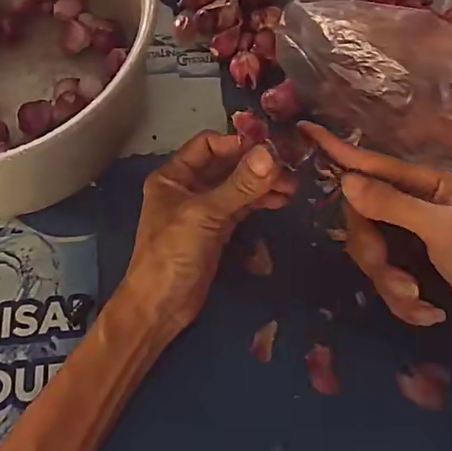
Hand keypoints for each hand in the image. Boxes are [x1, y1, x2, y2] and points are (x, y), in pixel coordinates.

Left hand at [119, 132, 296, 338]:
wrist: (160, 307)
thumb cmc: (172, 253)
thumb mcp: (205, 215)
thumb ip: (239, 186)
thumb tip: (271, 154)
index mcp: (173, 175)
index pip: (208, 145)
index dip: (237, 143)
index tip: (271, 146)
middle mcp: (187, 186)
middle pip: (225, 164)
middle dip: (255, 164)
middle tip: (290, 167)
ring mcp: (202, 208)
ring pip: (236, 186)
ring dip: (262, 183)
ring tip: (292, 186)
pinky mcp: (216, 229)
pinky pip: (240, 207)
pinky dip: (259, 201)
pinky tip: (281, 200)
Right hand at [301, 123, 451, 348]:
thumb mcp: (444, 233)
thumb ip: (393, 204)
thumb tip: (346, 180)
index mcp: (427, 185)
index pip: (372, 164)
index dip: (338, 149)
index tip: (305, 130)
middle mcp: (414, 206)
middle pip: (362, 218)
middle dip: (375, 254)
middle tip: (398, 279)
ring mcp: (412, 239)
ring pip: (370, 252)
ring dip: (390, 283)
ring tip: (418, 300)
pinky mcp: (413, 270)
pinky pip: (384, 279)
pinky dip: (403, 301)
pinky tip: (429, 312)